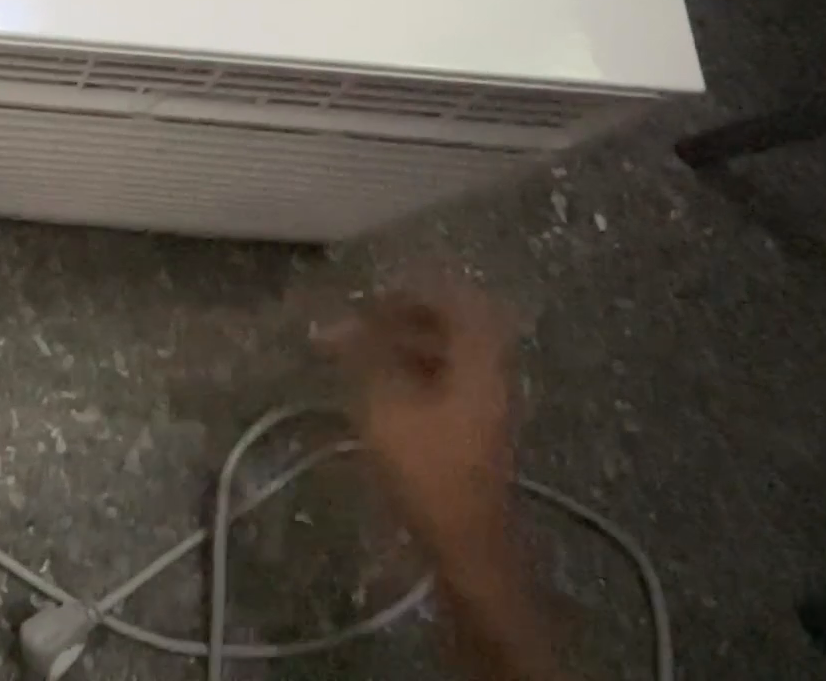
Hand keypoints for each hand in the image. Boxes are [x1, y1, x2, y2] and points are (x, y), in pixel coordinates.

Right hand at [318, 276, 517, 554]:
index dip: (423, 290)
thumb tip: (336, 322)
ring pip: (444, 356)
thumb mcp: (385, 403)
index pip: (463, 306)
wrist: (463, 539)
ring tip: (355, 343)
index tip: (380, 286)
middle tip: (360, 313)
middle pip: (455, 329)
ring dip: (403, 342)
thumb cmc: (426, 465)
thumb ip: (364, 356)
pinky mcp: (467, 429)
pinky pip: (439, 380)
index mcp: (480, 366)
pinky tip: (372, 378)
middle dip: (406, 315)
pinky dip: (406, 368)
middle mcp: (489, 379)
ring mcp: (482, 406)